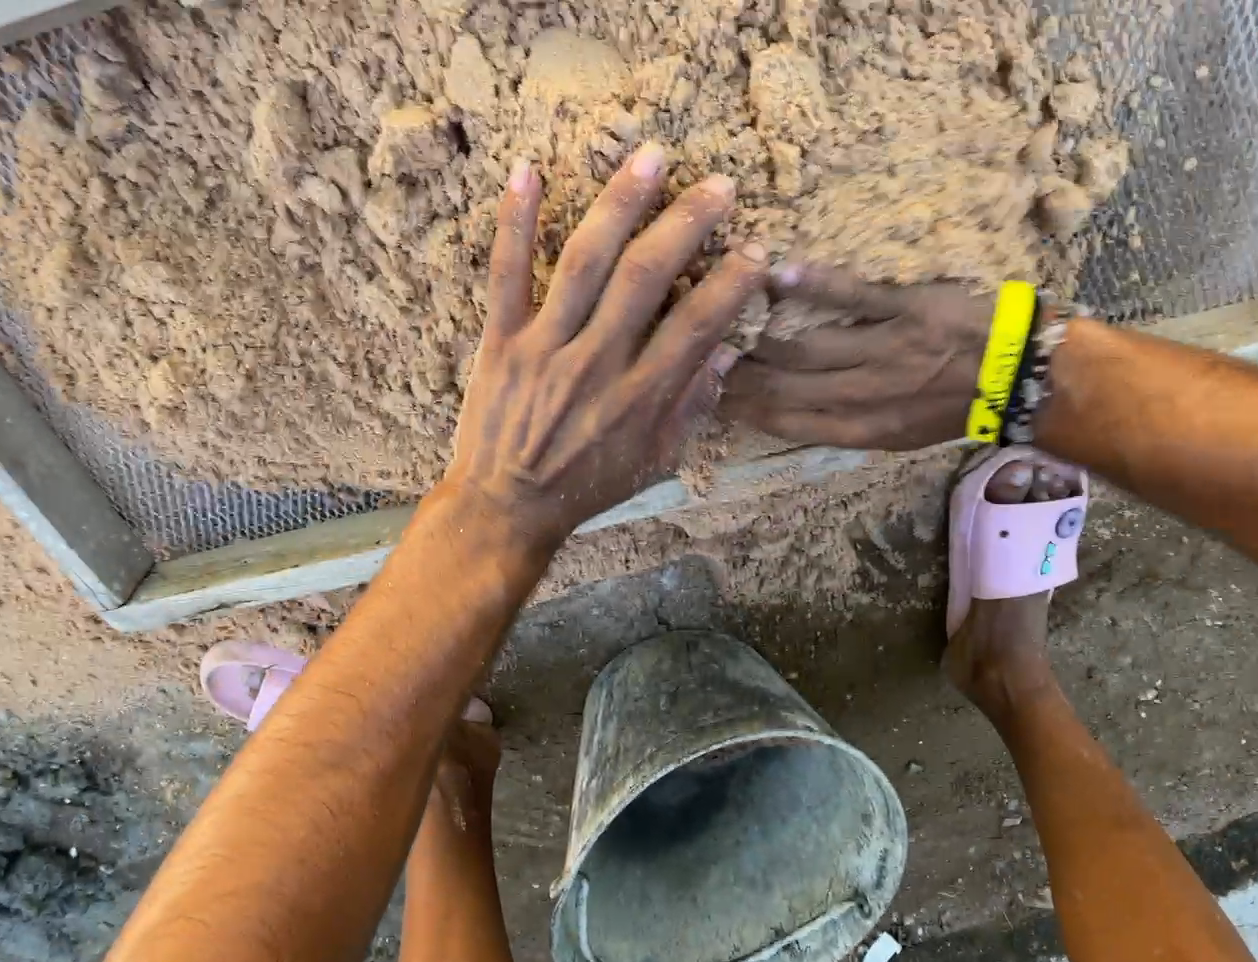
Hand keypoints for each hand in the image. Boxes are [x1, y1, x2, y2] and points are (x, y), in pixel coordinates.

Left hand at [443, 146, 767, 545]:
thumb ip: (691, 408)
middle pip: (646, 277)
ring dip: (621, 204)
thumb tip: (727, 353)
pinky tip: (529, 170)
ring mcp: (544, 347)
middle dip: (687, 224)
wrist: (506, 507)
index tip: (756, 253)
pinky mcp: (500, 341)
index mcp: (639, 398)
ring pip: (585, 261)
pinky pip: (506, 273)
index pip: (697, 324)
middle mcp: (595, 364)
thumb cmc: (586, 487)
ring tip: (653, 157)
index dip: (731, 283)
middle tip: (719, 186)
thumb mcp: (654, 463)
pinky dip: (515, 221)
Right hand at [721, 264, 995, 449]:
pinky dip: (811, 285)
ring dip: (762, 337)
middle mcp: (865, 395)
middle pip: (785, 388)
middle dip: (740, 377)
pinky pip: (850, 295)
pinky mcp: (906, 308)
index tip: (712, 397)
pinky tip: (775, 276)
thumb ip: (847, 427)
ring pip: (806, 347)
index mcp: (862, 429)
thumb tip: (791, 417)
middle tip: (705, 359)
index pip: (786, 423)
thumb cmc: (954, 408)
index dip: (744, 412)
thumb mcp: (898, 436)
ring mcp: (885, 350)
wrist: (1021, 374)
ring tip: (729, 321)